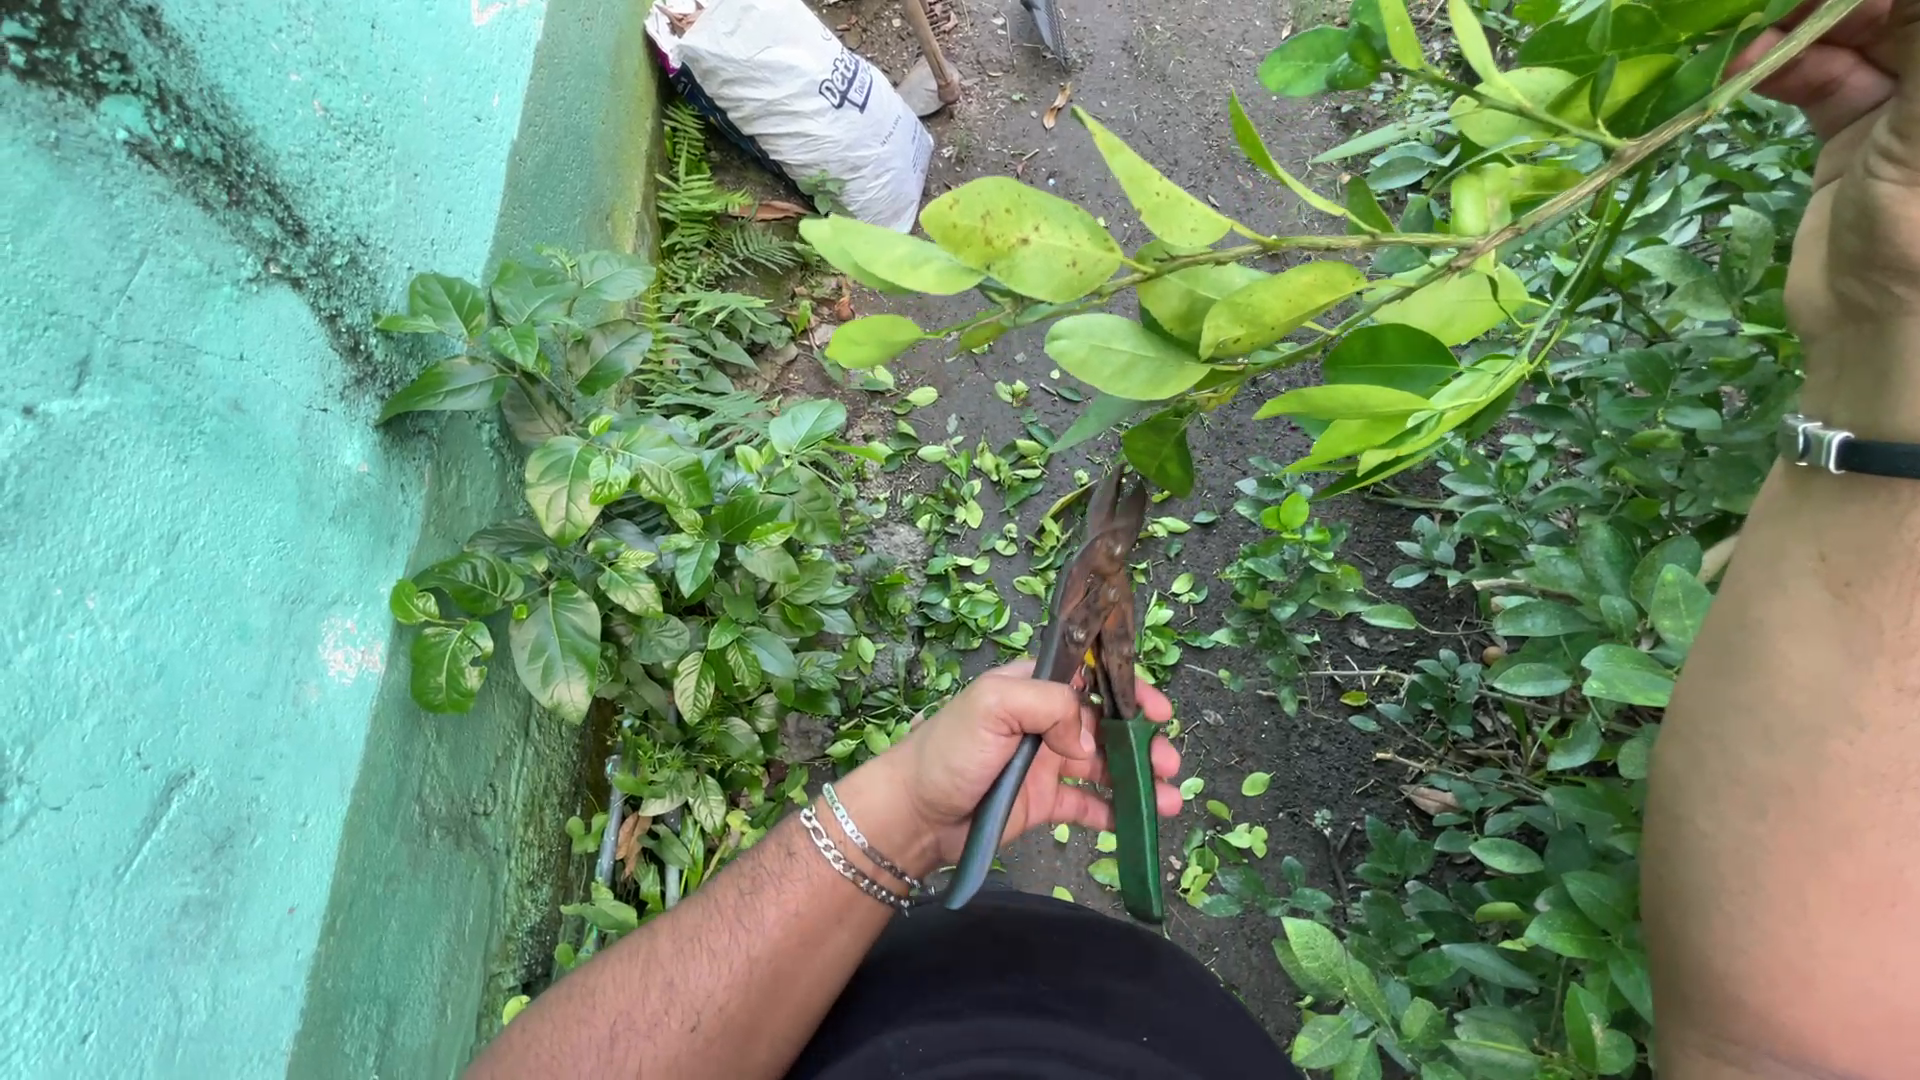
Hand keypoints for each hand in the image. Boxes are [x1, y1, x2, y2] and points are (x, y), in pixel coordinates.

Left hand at [861, 662, 1181, 867]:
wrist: (916, 814)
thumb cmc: (950, 750)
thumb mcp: (994, 706)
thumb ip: (1048, 704)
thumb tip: (1088, 735)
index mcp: (1032, 689)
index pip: (1089, 679)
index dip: (1128, 690)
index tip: (1158, 710)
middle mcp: (1044, 722)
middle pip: (1106, 726)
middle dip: (1142, 741)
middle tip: (1169, 762)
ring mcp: (1046, 764)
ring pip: (1104, 766)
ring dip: (1138, 779)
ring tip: (1168, 798)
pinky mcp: (1043, 803)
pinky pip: (1088, 805)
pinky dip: (1116, 812)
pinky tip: (1140, 823)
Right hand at [1736, 1, 1919, 434]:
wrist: (1888, 315)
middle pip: (1904, 8)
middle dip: (1838, 3)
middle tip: (1779, 12)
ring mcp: (1916, 100)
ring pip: (1864, 35)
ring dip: (1805, 35)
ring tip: (1751, 49)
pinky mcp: (1859, 135)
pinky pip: (1827, 84)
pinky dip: (1789, 75)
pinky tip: (1753, 77)